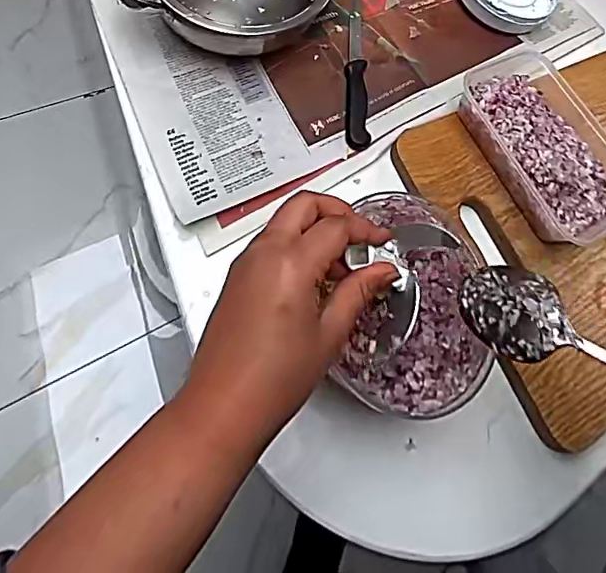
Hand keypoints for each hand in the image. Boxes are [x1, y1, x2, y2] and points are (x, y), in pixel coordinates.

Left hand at [181, 192, 397, 438]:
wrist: (224, 402)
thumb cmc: (270, 378)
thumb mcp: (328, 334)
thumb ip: (357, 292)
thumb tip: (379, 271)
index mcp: (289, 261)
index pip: (335, 225)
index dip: (365, 228)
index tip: (381, 239)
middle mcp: (263, 251)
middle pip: (304, 204)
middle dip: (336, 210)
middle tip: (361, 235)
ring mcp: (246, 260)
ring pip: (285, 220)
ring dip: (314, 228)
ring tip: (341, 267)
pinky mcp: (237, 273)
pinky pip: (270, 242)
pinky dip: (295, 244)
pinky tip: (313, 279)